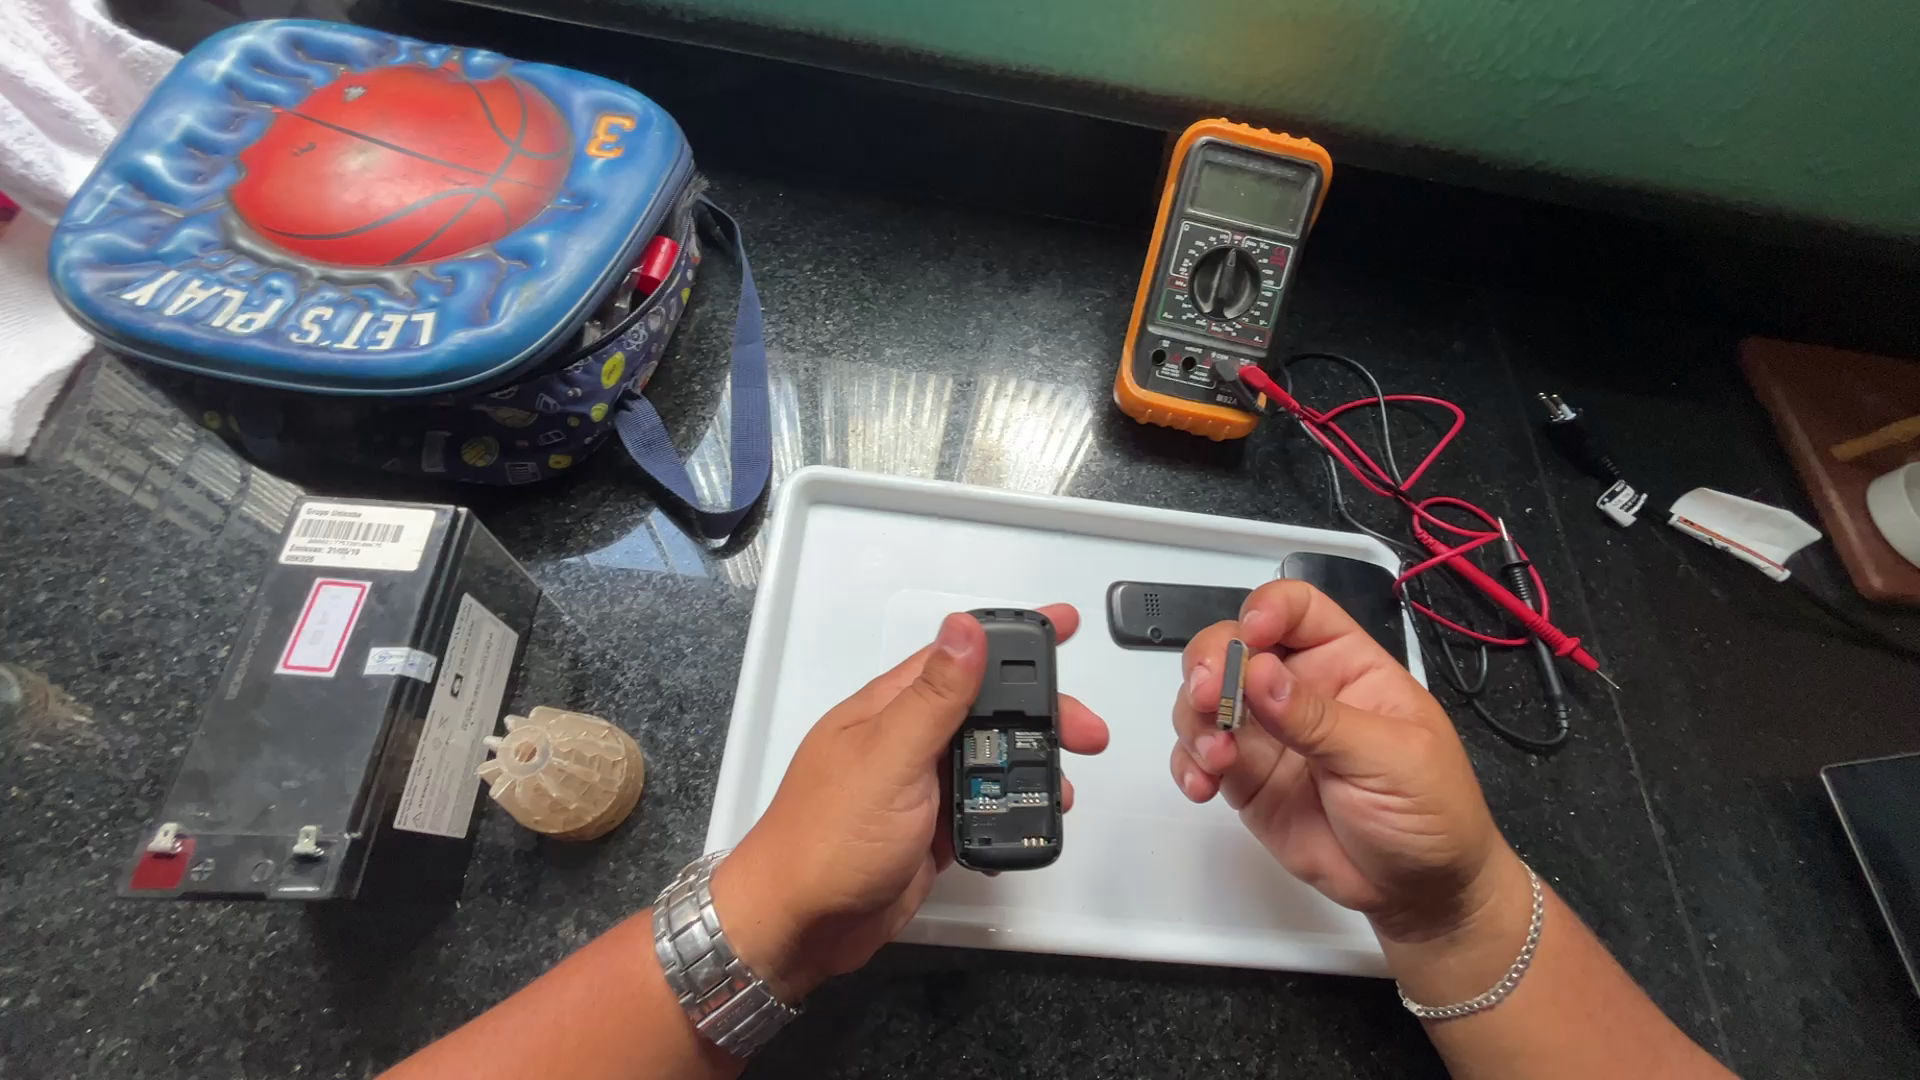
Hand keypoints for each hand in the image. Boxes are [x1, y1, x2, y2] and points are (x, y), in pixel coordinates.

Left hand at [711, 605, 1108, 1002]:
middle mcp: (909, 737)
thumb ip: (933, 697)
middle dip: (1041, 713)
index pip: (961, 654)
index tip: (1063, 621)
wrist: (798, 927)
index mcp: (893, 706)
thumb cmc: (832, 835)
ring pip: (990, 757)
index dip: (1013, 636)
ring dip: (1033, 764)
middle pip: (987, 709)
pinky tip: (1035, 817)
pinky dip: (1013, 806)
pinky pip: (983, 804)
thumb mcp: (889, 757)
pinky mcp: (931, 827)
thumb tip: (965, 627)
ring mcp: (920, 784)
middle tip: (1089, 732)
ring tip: (1065, 785)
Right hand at [1169, 579, 1521, 946]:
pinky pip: (1196, 752)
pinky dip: (1187, 762)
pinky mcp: (1241, 773)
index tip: (1251, 634)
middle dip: (1209, 663)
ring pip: (1204, 696)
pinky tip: (1201, 784)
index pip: (1297, 611)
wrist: (1418, 896)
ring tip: (1214, 758)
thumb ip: (1320, 718)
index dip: (1268, 609)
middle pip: (1233, 645)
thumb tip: (1260, 673)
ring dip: (1194, 718)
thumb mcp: (1391, 760)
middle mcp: (1295, 689)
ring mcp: (1264, 730)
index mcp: (1344, 666)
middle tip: (1206, 696)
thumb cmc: (1432, 815)